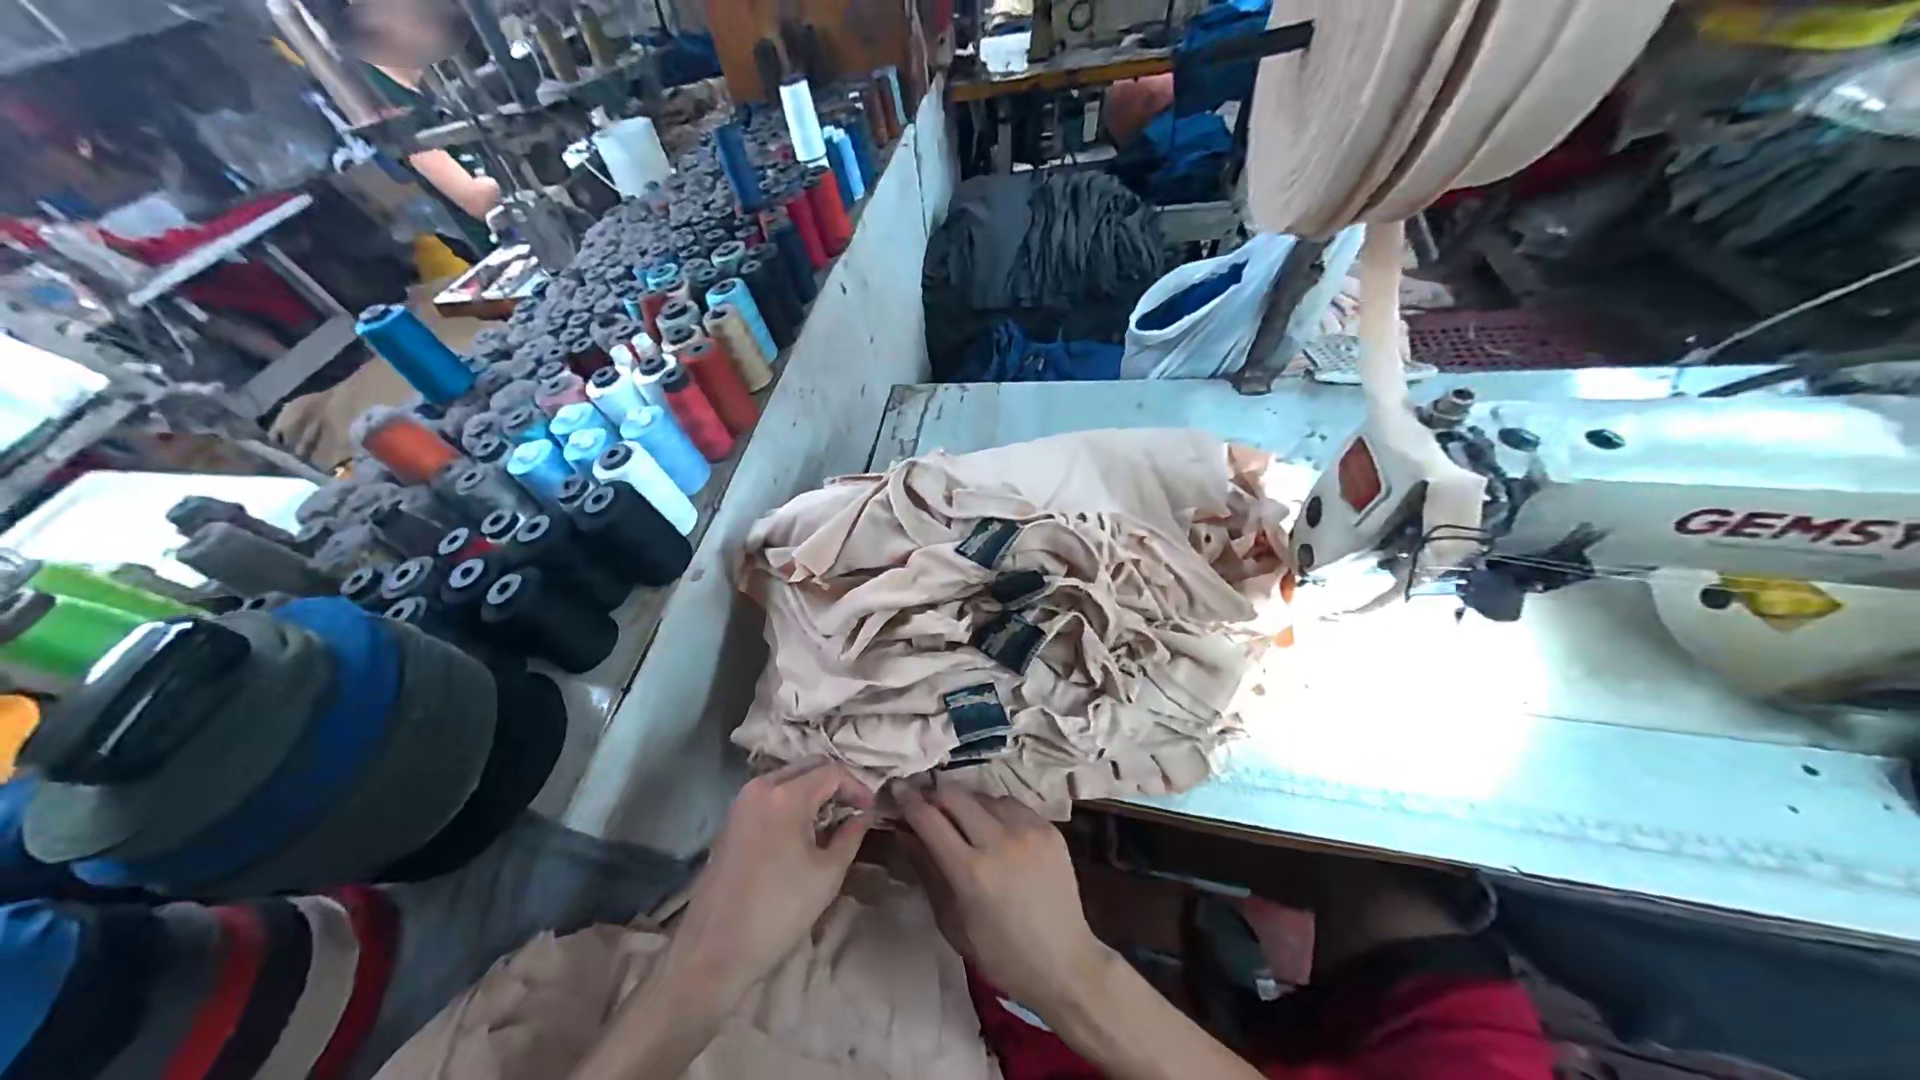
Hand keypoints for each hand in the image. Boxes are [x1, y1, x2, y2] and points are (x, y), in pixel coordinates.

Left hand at [666, 760, 874, 1006]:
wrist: (714, 951)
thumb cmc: (778, 911)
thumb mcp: (827, 874)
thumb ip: (851, 835)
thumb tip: (863, 815)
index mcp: (785, 796)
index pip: (832, 771)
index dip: (857, 786)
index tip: (872, 809)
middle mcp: (760, 787)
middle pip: (808, 766)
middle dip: (836, 782)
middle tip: (855, 808)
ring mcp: (741, 801)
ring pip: (788, 777)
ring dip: (814, 789)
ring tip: (834, 817)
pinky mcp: (731, 819)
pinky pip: (770, 793)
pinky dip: (792, 799)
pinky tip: (804, 827)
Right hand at [893, 782, 1111, 1011]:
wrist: (1063, 963)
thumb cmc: (999, 953)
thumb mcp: (951, 920)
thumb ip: (927, 869)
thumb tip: (904, 831)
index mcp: (970, 871)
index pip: (928, 818)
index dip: (907, 799)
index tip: (895, 787)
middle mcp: (999, 841)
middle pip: (954, 794)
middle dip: (934, 793)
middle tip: (925, 801)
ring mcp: (1028, 830)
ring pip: (984, 795)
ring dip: (967, 803)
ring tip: (964, 821)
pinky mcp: (1049, 828)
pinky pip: (1012, 804)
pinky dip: (996, 811)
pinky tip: (996, 829)